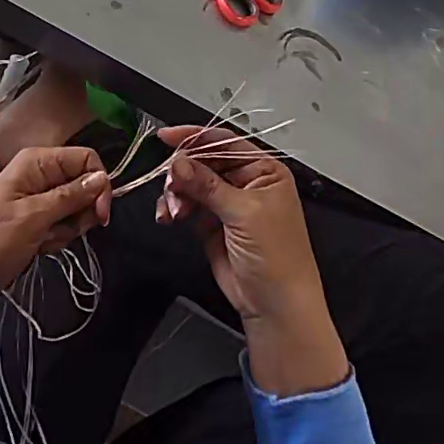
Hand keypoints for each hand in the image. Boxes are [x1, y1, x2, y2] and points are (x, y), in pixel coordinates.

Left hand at [0, 146, 110, 311]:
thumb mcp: (33, 217)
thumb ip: (70, 196)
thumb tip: (103, 178)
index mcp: (37, 162)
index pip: (86, 159)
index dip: (99, 185)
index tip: (100, 215)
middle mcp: (40, 174)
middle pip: (84, 184)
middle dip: (81, 211)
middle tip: (64, 230)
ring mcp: (38, 198)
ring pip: (76, 207)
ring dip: (67, 228)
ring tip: (43, 240)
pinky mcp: (37, 220)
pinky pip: (63, 223)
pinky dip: (57, 238)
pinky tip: (39, 247)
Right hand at [155, 127, 348, 395]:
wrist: (276, 307)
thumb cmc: (277, 257)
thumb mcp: (243, 213)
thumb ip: (207, 185)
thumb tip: (178, 161)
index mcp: (264, 170)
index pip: (225, 142)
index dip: (195, 137)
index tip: (165, 136)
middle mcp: (245, 181)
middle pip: (203, 162)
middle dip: (182, 172)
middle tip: (169, 185)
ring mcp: (227, 203)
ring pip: (191, 183)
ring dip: (176, 193)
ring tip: (172, 212)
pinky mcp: (212, 223)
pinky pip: (186, 205)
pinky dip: (174, 208)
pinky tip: (168, 217)